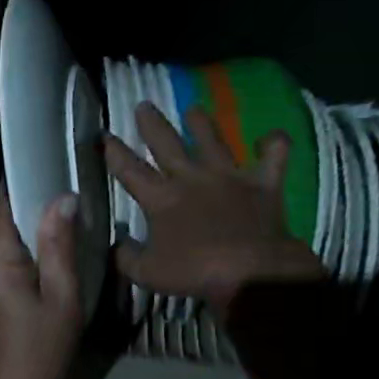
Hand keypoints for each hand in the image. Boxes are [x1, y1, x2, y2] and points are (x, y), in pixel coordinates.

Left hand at [0, 190, 81, 378]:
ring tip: (56, 249)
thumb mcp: (61, 298)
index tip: (62, 200)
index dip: (32, 197)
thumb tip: (62, 200)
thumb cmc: (41, 351)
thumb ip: (58, 246)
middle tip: (66, 228)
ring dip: (23, 239)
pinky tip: (38, 272)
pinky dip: (14, 257)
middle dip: (29, 218)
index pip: (4, 208)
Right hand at [105, 102, 323, 312]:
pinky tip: (269, 137)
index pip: (130, 171)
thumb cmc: (193, 272)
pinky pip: (273, 155)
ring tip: (193, 109)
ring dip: (202, 124)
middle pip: (168, 144)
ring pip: (213, 140)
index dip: (115, 153)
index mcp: (161, 199)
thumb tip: (118, 245)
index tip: (104, 135)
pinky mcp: (263, 183)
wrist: (249, 271)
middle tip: (144, 105)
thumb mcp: (147, 273)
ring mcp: (229, 177)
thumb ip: (127, 258)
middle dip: (152, 124)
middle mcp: (192, 178)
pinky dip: (273, 143)